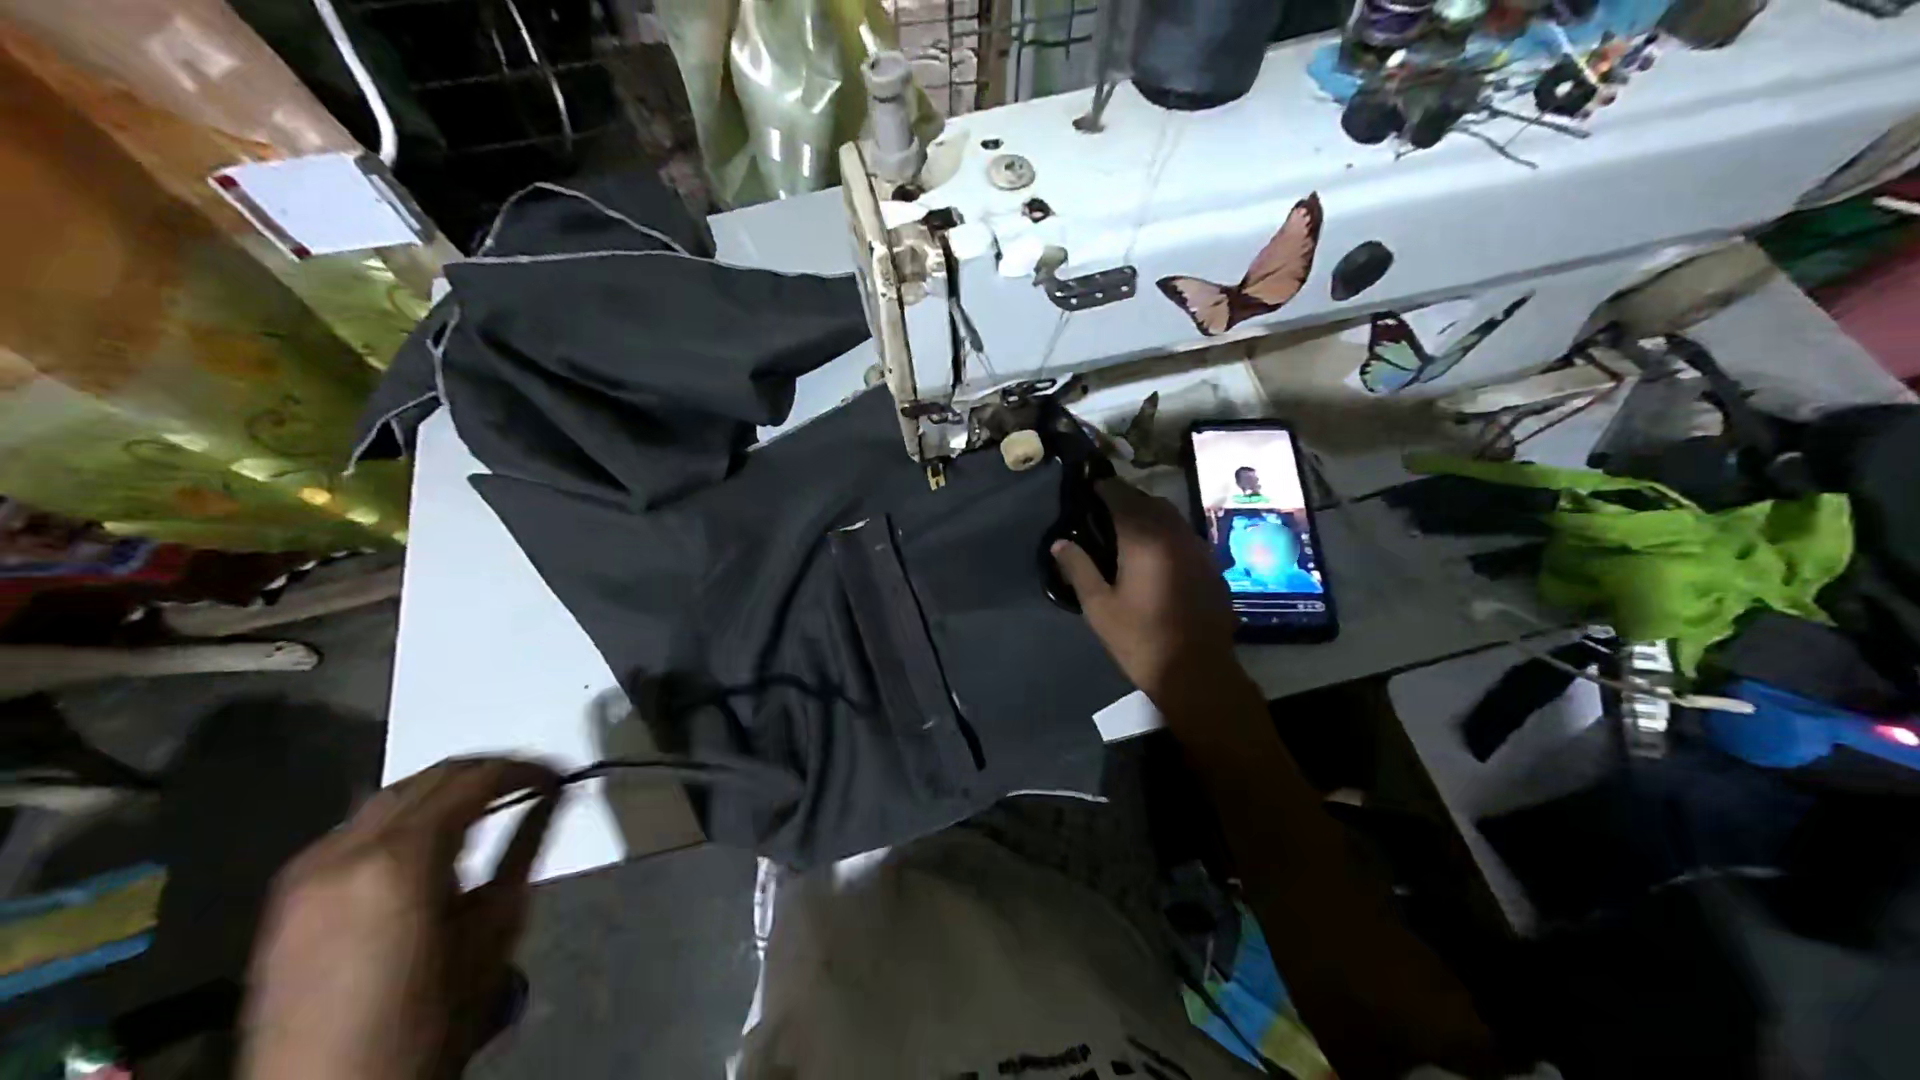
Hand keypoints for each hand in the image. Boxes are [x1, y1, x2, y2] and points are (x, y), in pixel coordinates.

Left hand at [240, 758, 562, 1079]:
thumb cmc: (430, 1019)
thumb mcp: (495, 929)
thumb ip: (525, 848)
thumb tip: (553, 797)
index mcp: (402, 857)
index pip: (476, 778)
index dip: (525, 769)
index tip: (560, 776)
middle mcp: (348, 847)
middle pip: (432, 776)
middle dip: (489, 771)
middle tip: (533, 783)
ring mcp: (310, 868)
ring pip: (394, 795)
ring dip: (447, 791)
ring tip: (490, 806)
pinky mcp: (289, 892)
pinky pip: (360, 827)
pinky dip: (407, 817)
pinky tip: (432, 843)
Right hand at [1052, 478, 1239, 703]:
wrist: (1197, 671)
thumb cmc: (1140, 639)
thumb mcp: (1099, 606)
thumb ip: (1078, 568)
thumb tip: (1060, 543)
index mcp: (1144, 539)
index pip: (1122, 496)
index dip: (1105, 488)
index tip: (1090, 487)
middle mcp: (1174, 534)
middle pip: (1150, 500)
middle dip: (1127, 498)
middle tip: (1105, 509)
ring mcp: (1197, 549)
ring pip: (1171, 516)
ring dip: (1149, 513)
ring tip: (1128, 528)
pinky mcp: (1210, 565)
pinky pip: (1184, 535)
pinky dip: (1167, 533)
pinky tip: (1155, 554)